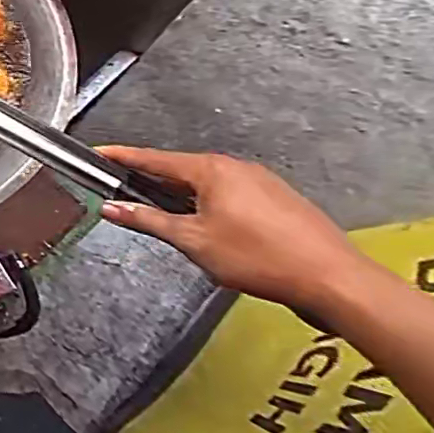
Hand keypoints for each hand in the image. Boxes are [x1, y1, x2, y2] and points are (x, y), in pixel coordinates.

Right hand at [96, 147, 377, 310]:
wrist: (333, 280)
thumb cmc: (262, 258)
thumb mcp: (194, 242)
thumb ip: (150, 221)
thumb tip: (113, 208)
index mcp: (209, 169)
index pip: (153, 158)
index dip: (123, 157)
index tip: (100, 153)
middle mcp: (234, 166)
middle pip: (181, 170)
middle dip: (156, 183)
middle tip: (134, 197)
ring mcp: (259, 180)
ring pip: (208, 184)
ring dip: (188, 199)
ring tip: (180, 225)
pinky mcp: (278, 198)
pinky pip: (233, 194)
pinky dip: (215, 207)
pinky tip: (220, 234)